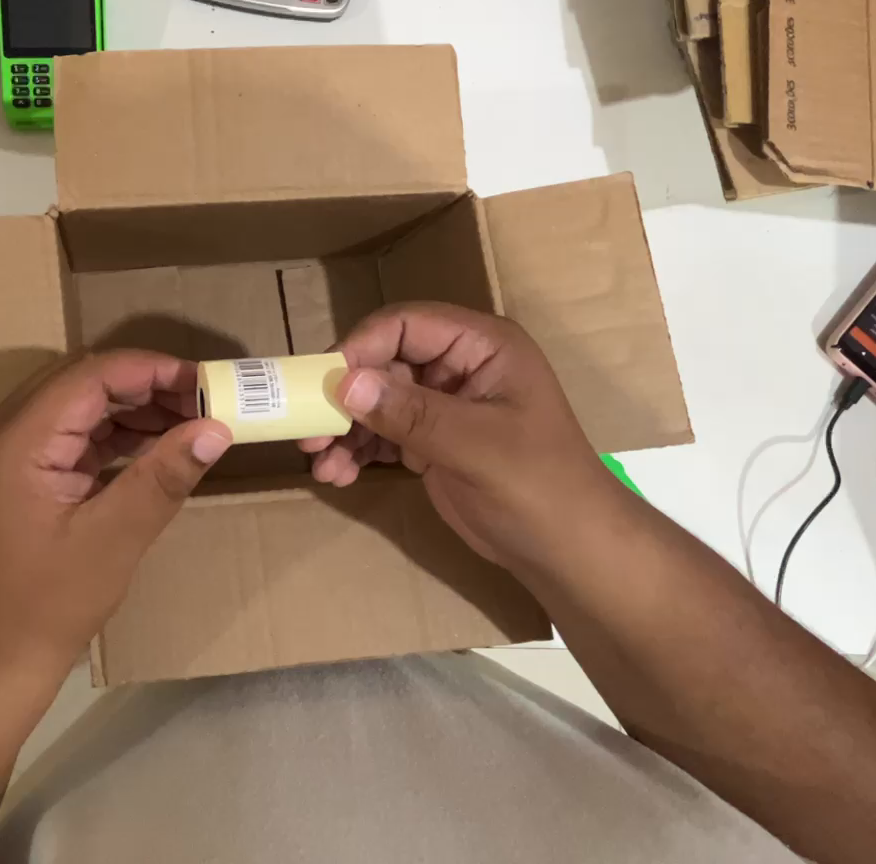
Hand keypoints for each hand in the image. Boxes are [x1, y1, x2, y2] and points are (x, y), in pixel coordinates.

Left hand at [0, 350, 231, 665]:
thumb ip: (162, 477)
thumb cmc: (50, 602)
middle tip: (206, 401)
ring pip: (83, 402)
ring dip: (136, 406)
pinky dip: (119, 432)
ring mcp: (13, 449)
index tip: (205, 382)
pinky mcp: (26, 468)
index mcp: (19, 440)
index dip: (151, 369)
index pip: (91, 375)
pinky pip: (77, 431)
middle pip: (85, 381)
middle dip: (148, 384)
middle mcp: (8, 431)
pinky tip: (160, 443)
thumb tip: (216, 428)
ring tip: (192, 421)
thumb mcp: (114, 539)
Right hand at [300, 303, 614, 568]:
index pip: (406, 325)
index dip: (361, 346)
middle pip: (382, 362)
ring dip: (343, 429)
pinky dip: (355, 450)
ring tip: (319, 464)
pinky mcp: (429, 439)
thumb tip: (345, 382)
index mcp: (481, 346)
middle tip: (308, 430)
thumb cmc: (539, 487)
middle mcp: (457, 366)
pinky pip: (380, 432)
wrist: (568, 552)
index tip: (324, 382)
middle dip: (343, 396)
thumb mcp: (477, 446)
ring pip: (374, 399)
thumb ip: (412, 412)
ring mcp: (441, 404)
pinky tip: (338, 475)